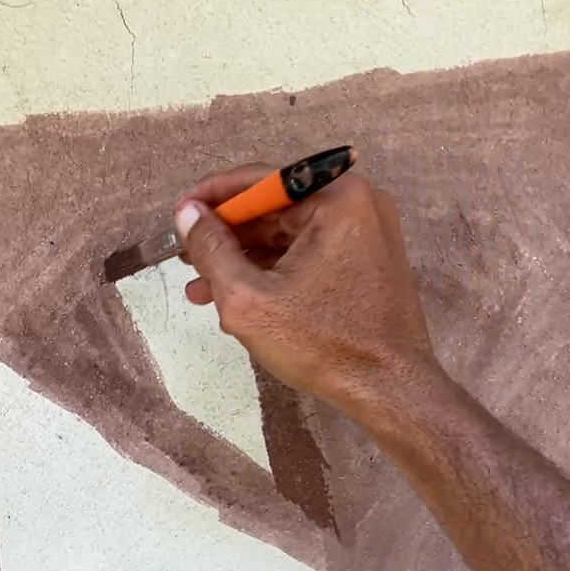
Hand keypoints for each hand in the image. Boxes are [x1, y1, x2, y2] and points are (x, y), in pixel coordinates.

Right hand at [175, 164, 443, 417]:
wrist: (390, 390)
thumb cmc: (323, 344)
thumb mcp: (249, 299)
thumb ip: (212, 251)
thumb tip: (187, 215)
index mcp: (335, 198)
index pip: (258, 181)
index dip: (211, 200)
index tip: (179, 218)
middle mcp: (358, 204)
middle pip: (274, 210)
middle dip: (227, 240)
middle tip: (188, 263)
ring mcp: (367, 235)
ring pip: (290, 238)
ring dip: (245, 263)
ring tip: (202, 293)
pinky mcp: (368, 264)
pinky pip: (311, 257)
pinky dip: (276, 274)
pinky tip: (243, 301)